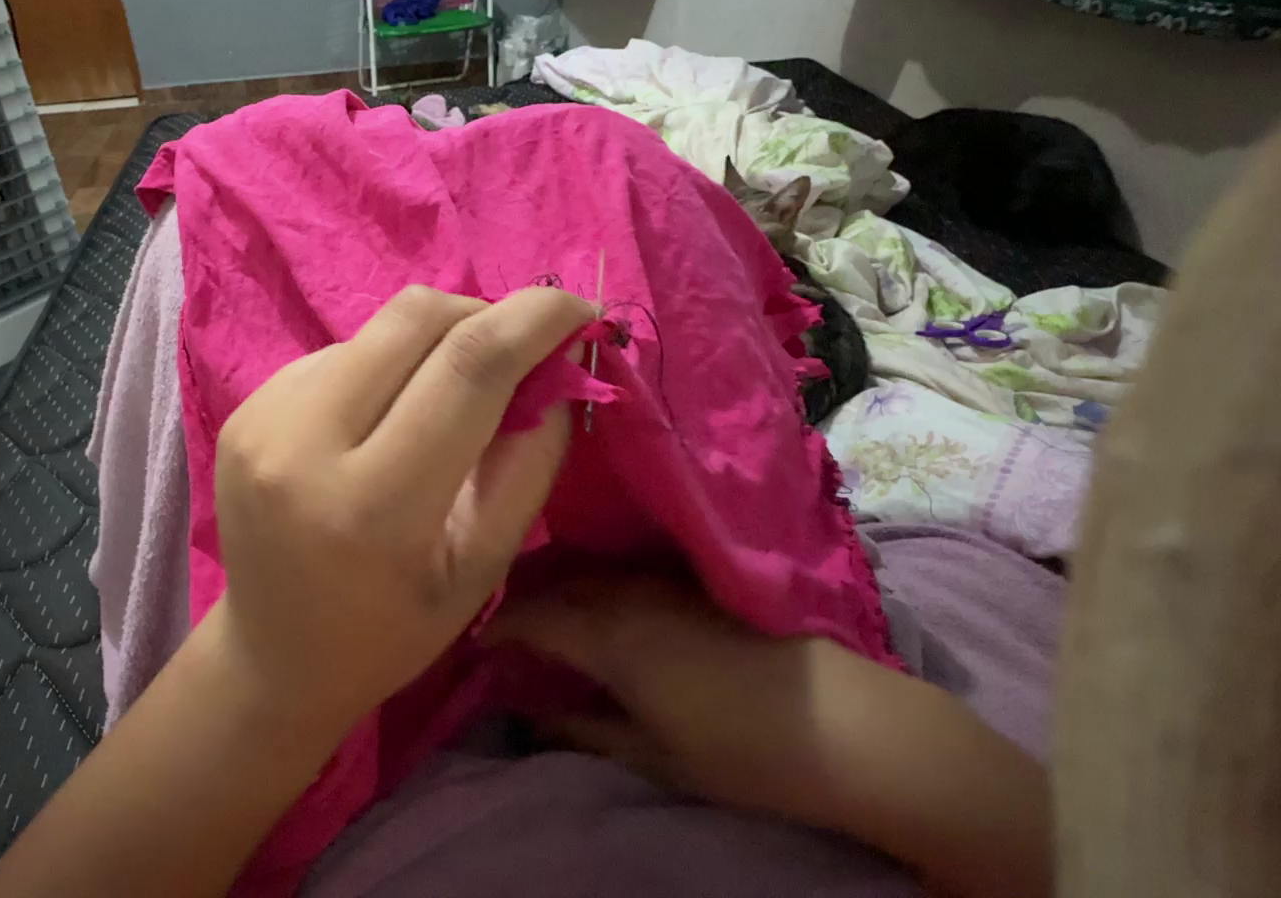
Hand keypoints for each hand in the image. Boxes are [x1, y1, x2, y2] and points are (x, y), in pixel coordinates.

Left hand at [212, 284, 593, 727]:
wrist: (275, 655)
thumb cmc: (393, 629)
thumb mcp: (482, 565)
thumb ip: (529, 459)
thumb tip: (558, 364)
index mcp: (372, 505)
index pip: (467, 369)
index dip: (534, 320)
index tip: (579, 307)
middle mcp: (302, 445)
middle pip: (414, 318)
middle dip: (483, 313)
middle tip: (518, 348)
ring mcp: (262, 418)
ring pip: (375, 331)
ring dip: (430, 344)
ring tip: (444, 399)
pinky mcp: (244, 407)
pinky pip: (336, 354)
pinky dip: (382, 367)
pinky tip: (383, 417)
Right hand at [489, 576, 1052, 897]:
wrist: (853, 725)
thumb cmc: (744, 752)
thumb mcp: (653, 754)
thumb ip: (581, 728)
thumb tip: (528, 716)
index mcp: (609, 633)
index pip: (527, 615)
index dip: (493, 626)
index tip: (471, 639)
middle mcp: (627, 590)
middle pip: (552, 581)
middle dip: (516, 599)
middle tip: (497, 625)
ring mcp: (662, 579)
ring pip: (585, 569)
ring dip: (553, 585)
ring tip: (536, 611)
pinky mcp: (691, 579)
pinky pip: (618, 569)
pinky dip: (590, 582)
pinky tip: (592, 603)